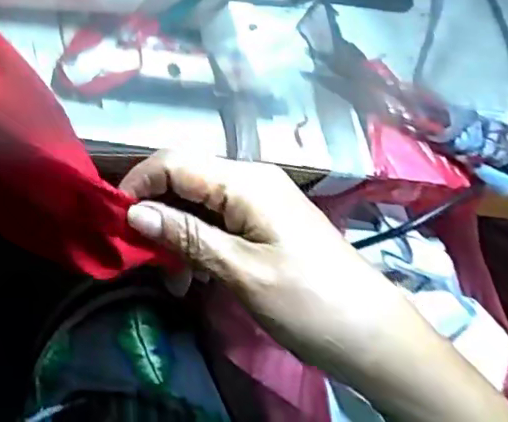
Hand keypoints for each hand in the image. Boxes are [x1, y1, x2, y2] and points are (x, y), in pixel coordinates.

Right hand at [120, 153, 441, 397]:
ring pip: (196, 199)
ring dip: (177, 232)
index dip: (138, 183)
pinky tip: (197, 274)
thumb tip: (132, 212)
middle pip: (182, 178)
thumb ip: (186, 236)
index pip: (172, 161)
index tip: (119, 219)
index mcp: (245, 180)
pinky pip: (217, 216)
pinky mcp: (267, 220)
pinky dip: (199, 239)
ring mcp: (260, 198)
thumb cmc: (313, 304)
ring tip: (174, 277)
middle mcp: (249, 178)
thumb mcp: (242, 273)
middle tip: (145, 256)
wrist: (388, 347)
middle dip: (156, 212)